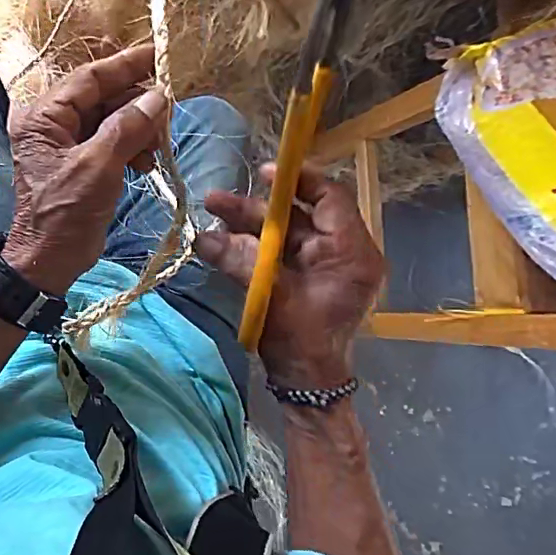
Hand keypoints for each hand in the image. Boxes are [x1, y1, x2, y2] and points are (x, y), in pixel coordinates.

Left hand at [3, 45, 170, 294]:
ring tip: (156, 147)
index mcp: (43, 117)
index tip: (160, 53)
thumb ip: (127, 127)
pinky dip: (130, 148)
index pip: (89, 78)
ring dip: (137, 129)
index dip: (126, 64)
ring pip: (110, 119)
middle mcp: (50, 124)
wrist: (49, 260)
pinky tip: (145, 163)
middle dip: (137, 104)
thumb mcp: (97, 167)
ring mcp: (64, 144)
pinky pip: (110, 142)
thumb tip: (158, 97)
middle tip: (168, 113)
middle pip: (102, 97)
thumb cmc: (65, 213)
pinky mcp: (78, 163)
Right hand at [195, 162, 385, 388]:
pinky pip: (274, 252)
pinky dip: (248, 245)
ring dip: (245, 225)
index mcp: (351, 254)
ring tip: (209, 217)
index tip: (264, 172)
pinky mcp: (299, 278)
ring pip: (280, 233)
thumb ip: (242, 262)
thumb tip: (204, 237)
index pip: (331, 199)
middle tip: (215, 201)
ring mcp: (317, 266)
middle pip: (296, 216)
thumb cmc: (302, 342)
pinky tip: (218, 241)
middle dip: (254, 208)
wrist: (305, 382)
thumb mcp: (273, 298)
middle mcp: (338, 253)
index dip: (298, 181)